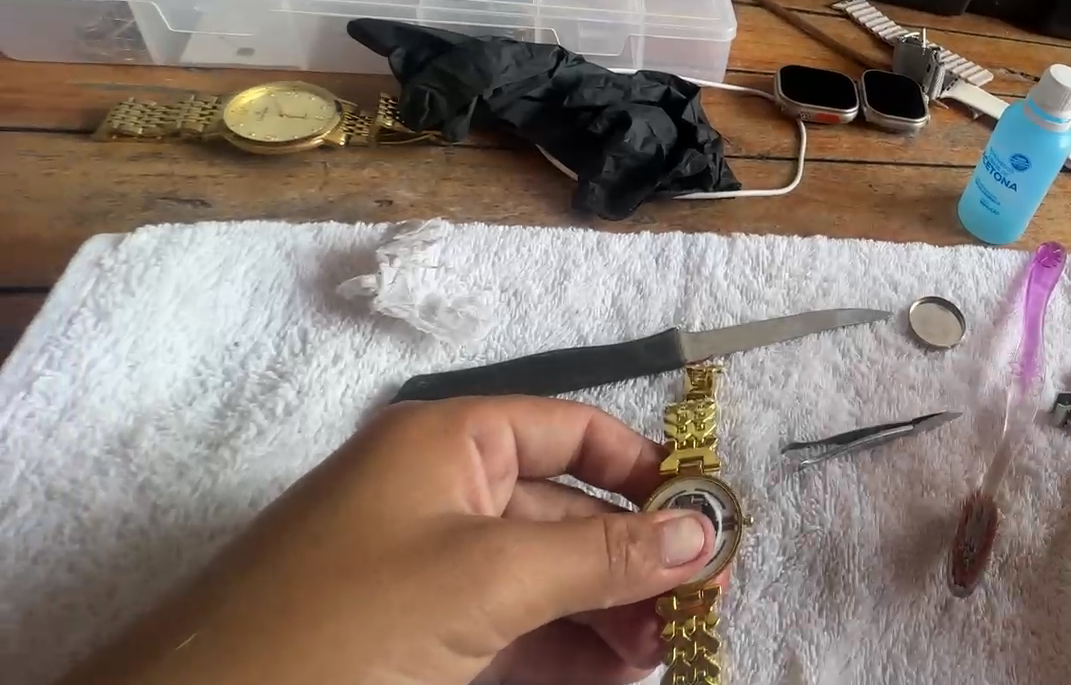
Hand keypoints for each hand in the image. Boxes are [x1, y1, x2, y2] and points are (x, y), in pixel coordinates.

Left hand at [61, 397, 718, 684]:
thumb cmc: (341, 630)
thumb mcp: (487, 582)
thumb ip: (604, 556)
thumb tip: (707, 534)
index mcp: (452, 445)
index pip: (575, 432)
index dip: (644, 467)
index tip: (703, 512)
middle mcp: (444, 494)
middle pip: (569, 512)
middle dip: (635, 557)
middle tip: (699, 599)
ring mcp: (426, 572)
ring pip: (546, 577)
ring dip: (610, 610)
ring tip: (668, 645)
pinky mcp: (411, 641)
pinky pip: (511, 630)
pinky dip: (566, 649)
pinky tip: (616, 672)